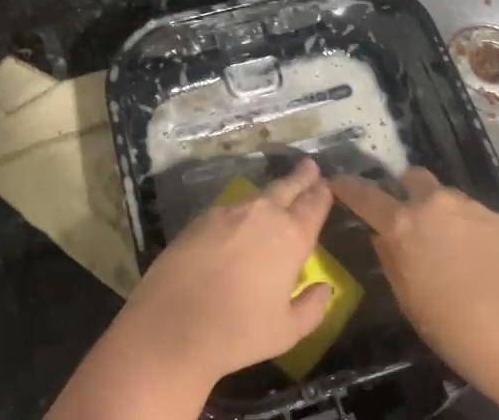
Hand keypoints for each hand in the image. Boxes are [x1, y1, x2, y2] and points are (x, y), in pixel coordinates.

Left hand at [115, 157, 334, 382]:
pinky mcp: (201, 218)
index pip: (313, 205)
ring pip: (257, 195)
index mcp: (291, 237)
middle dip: (300, 177)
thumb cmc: (238, 331)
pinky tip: (240, 221)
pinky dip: (242, 210)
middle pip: (286, 187)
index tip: (325, 185)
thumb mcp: (287, 331)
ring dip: (270, 193)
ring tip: (277, 195)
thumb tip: (323, 288)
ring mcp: (228, 212)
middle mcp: (262, 214)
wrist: (173, 323)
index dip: (321, 194)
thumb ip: (312, 307)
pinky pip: (230, 208)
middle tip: (309, 166)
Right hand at [331, 167, 498, 386]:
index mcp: (403, 225)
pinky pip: (477, 216)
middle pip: (412, 178)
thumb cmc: (456, 329)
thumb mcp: (409, 300)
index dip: (347, 187)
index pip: (365, 195)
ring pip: (447, 197)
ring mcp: (472, 207)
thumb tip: (383, 238)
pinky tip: (483, 262)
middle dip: (406, 191)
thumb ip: (391, 260)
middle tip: (409, 218)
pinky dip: (472, 231)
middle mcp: (435, 204)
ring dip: (441, 213)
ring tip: (452, 249)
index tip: (336, 181)